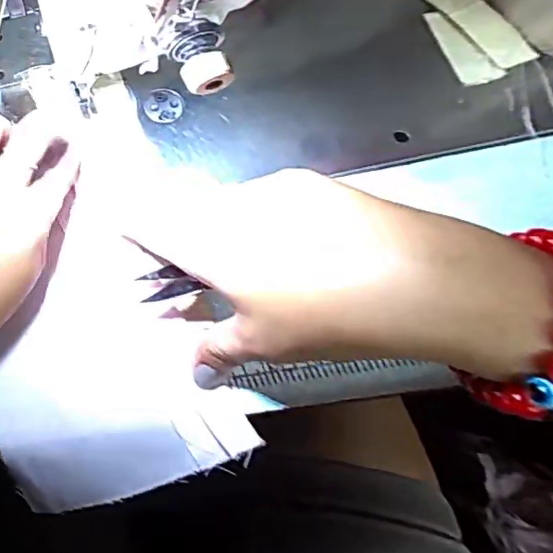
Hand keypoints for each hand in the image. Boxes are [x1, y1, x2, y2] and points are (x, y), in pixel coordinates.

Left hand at [0, 111, 80, 368]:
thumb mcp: (34, 265)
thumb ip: (44, 223)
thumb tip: (50, 196)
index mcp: (30, 213)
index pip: (62, 170)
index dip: (73, 155)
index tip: (76, 148)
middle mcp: (0, 187)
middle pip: (33, 135)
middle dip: (50, 129)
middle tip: (51, 135)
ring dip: (5, 131)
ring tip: (7, 142)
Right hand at [122, 169, 552, 383]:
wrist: (420, 277)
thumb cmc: (323, 315)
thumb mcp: (264, 343)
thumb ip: (216, 349)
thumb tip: (194, 369)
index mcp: (206, 238)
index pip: (144, 218)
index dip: (132, 234)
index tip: (142, 260)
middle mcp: (230, 201)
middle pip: (185, 211)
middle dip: (184, 244)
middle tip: (204, 283)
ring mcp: (273, 186)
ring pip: (228, 205)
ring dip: (226, 233)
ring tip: (261, 272)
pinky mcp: (310, 182)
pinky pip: (267, 199)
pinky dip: (264, 223)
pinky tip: (301, 253)